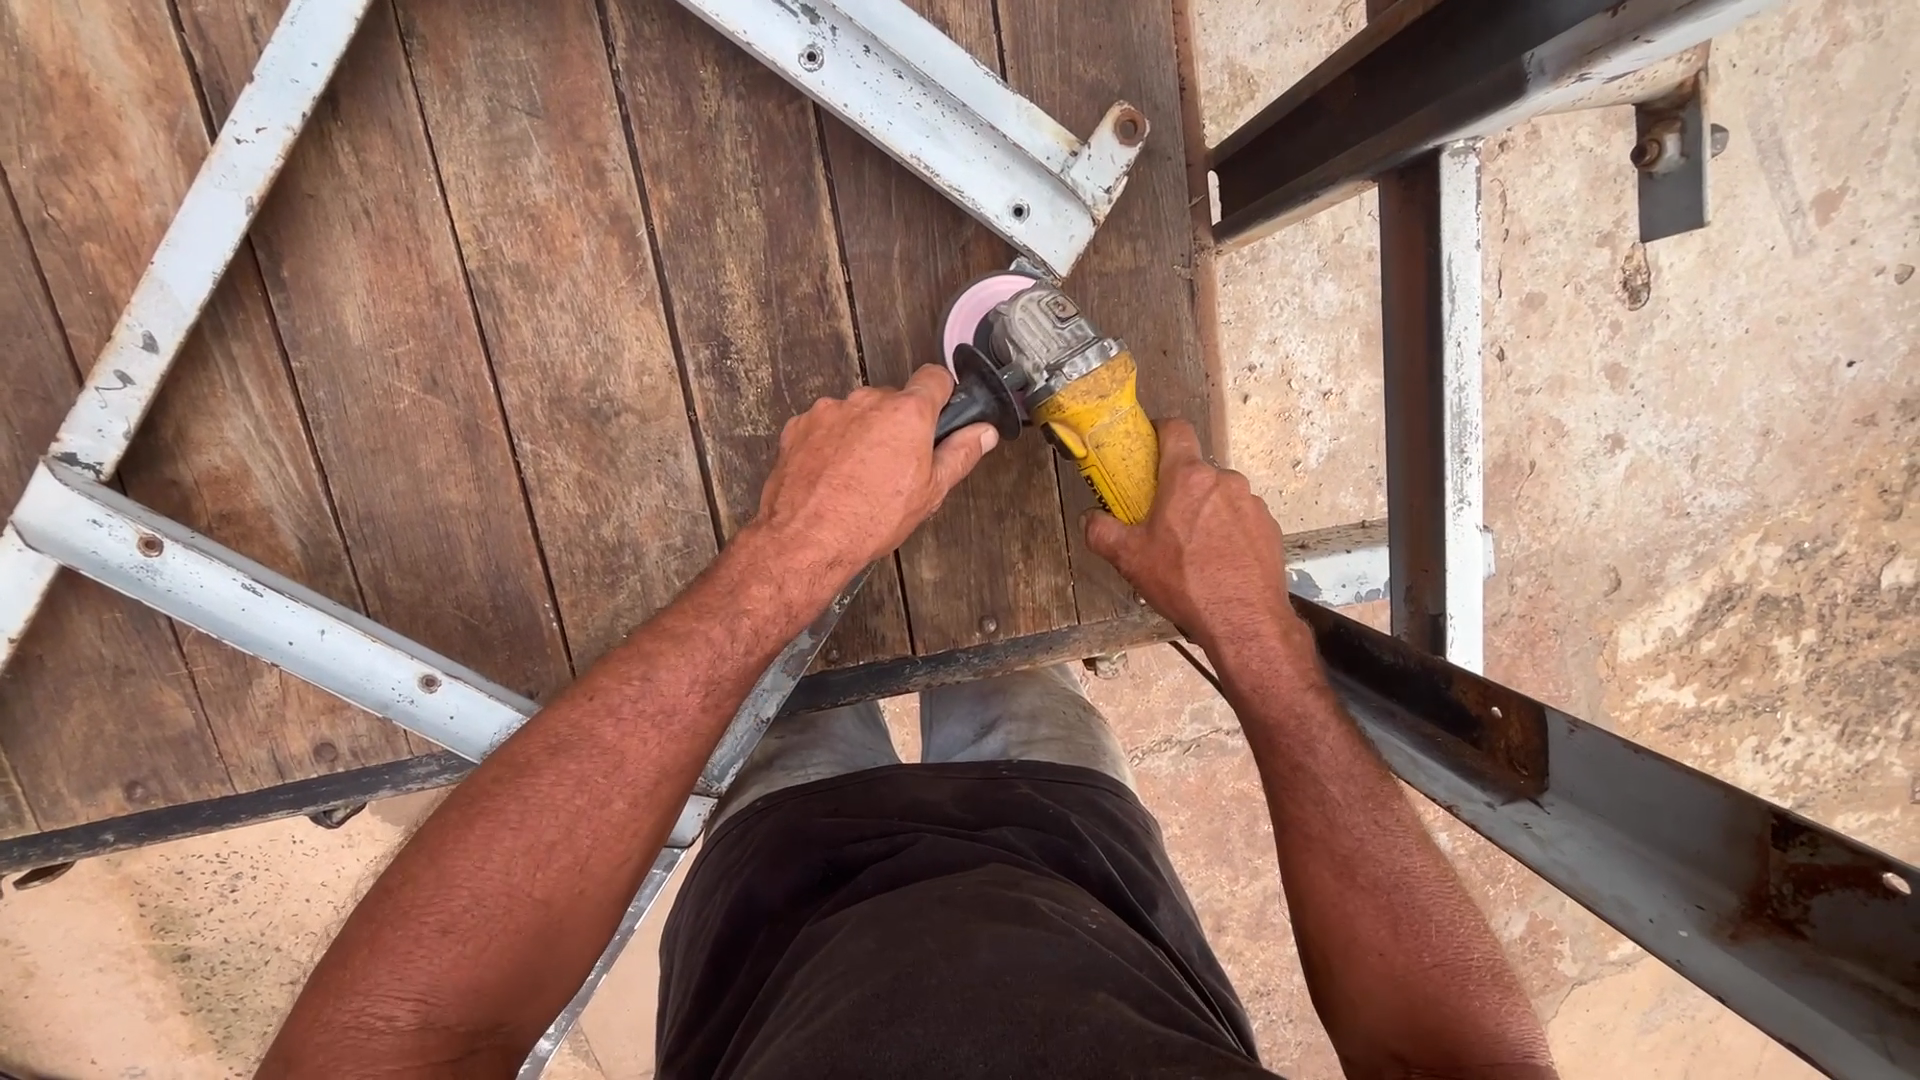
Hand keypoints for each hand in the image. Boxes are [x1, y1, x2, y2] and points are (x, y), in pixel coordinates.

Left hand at [751, 364, 998, 577]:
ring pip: (858, 413)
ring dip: (863, 433)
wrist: (808, 538)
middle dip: (898, 424)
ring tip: (860, 475)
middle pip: (893, 399)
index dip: (941, 394)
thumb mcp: (931, 492)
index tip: (940, 411)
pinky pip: (826, 425)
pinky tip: (834, 475)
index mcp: (907, 414)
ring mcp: (830, 411)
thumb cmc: (868, 519)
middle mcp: (867, 402)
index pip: (934, 377)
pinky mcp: (800, 425)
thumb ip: (961, 454)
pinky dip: (832, 443)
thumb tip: (983, 433)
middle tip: (899, 463)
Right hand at [1084, 420, 1312, 660]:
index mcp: (1187, 478)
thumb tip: (1089, 520)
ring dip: (1204, 513)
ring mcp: (1251, 504)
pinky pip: (1241, 519)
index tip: (1149, 447)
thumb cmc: (1186, 583)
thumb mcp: (1130, 559)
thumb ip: (1101, 532)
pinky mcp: (1270, 528)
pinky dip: (1228, 533)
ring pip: (1219, 496)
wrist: (1244, 621)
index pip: (1176, 429)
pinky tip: (1218, 563)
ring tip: (1192, 551)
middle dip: (1178, 489)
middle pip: (1195, 471)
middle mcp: (1224, 481)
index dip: (1160, 431)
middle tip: (1162, 521)